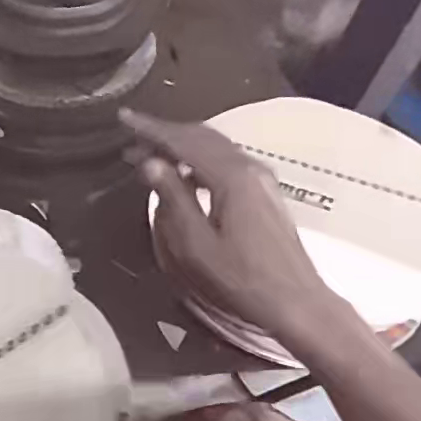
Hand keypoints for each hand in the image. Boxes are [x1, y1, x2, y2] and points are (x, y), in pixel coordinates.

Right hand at [122, 109, 352, 340]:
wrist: (296, 303)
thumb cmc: (241, 279)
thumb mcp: (196, 245)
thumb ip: (172, 200)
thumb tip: (151, 163)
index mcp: (232, 177)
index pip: (184, 141)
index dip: (151, 129)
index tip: (124, 118)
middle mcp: (250, 168)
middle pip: (202, 137)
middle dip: (164, 134)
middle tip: (131, 139)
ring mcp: (261, 178)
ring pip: (215, 147)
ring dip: (181, 146)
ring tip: (150, 155)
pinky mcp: (264, 191)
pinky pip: (225, 160)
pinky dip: (198, 158)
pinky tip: (184, 173)